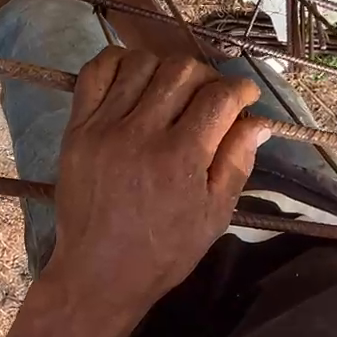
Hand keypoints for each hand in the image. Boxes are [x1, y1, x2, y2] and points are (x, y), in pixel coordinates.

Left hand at [39, 48, 267, 318]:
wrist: (99, 273)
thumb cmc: (164, 251)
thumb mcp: (214, 216)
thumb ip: (236, 163)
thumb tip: (259, 122)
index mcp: (181, 158)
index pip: (219, 97)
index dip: (240, 90)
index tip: (246, 97)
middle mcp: (142, 133)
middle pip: (182, 71)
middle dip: (207, 77)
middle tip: (212, 97)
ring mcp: (104, 127)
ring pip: (142, 64)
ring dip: (167, 68)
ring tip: (175, 90)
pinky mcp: (77, 128)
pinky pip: (96, 72)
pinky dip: (120, 63)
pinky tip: (136, 79)